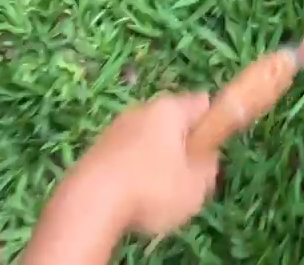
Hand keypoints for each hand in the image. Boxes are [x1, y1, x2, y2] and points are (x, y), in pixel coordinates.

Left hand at [62, 93, 219, 237]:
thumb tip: (206, 157)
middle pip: (173, 120)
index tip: (211, 149)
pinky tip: (132, 195)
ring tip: (157, 192)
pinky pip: (128, 153)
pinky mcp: (100, 146)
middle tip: (187, 177)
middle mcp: (144, 108)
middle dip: (182, 144)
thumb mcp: (196, 186)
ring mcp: (118, 125)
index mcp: (170, 108)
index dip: (212, 124)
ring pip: (149, 137)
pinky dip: (134, 169)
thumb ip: (209, 167)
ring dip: (156, 158)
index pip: (202, 103)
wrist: (91, 201)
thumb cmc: (152, 188)